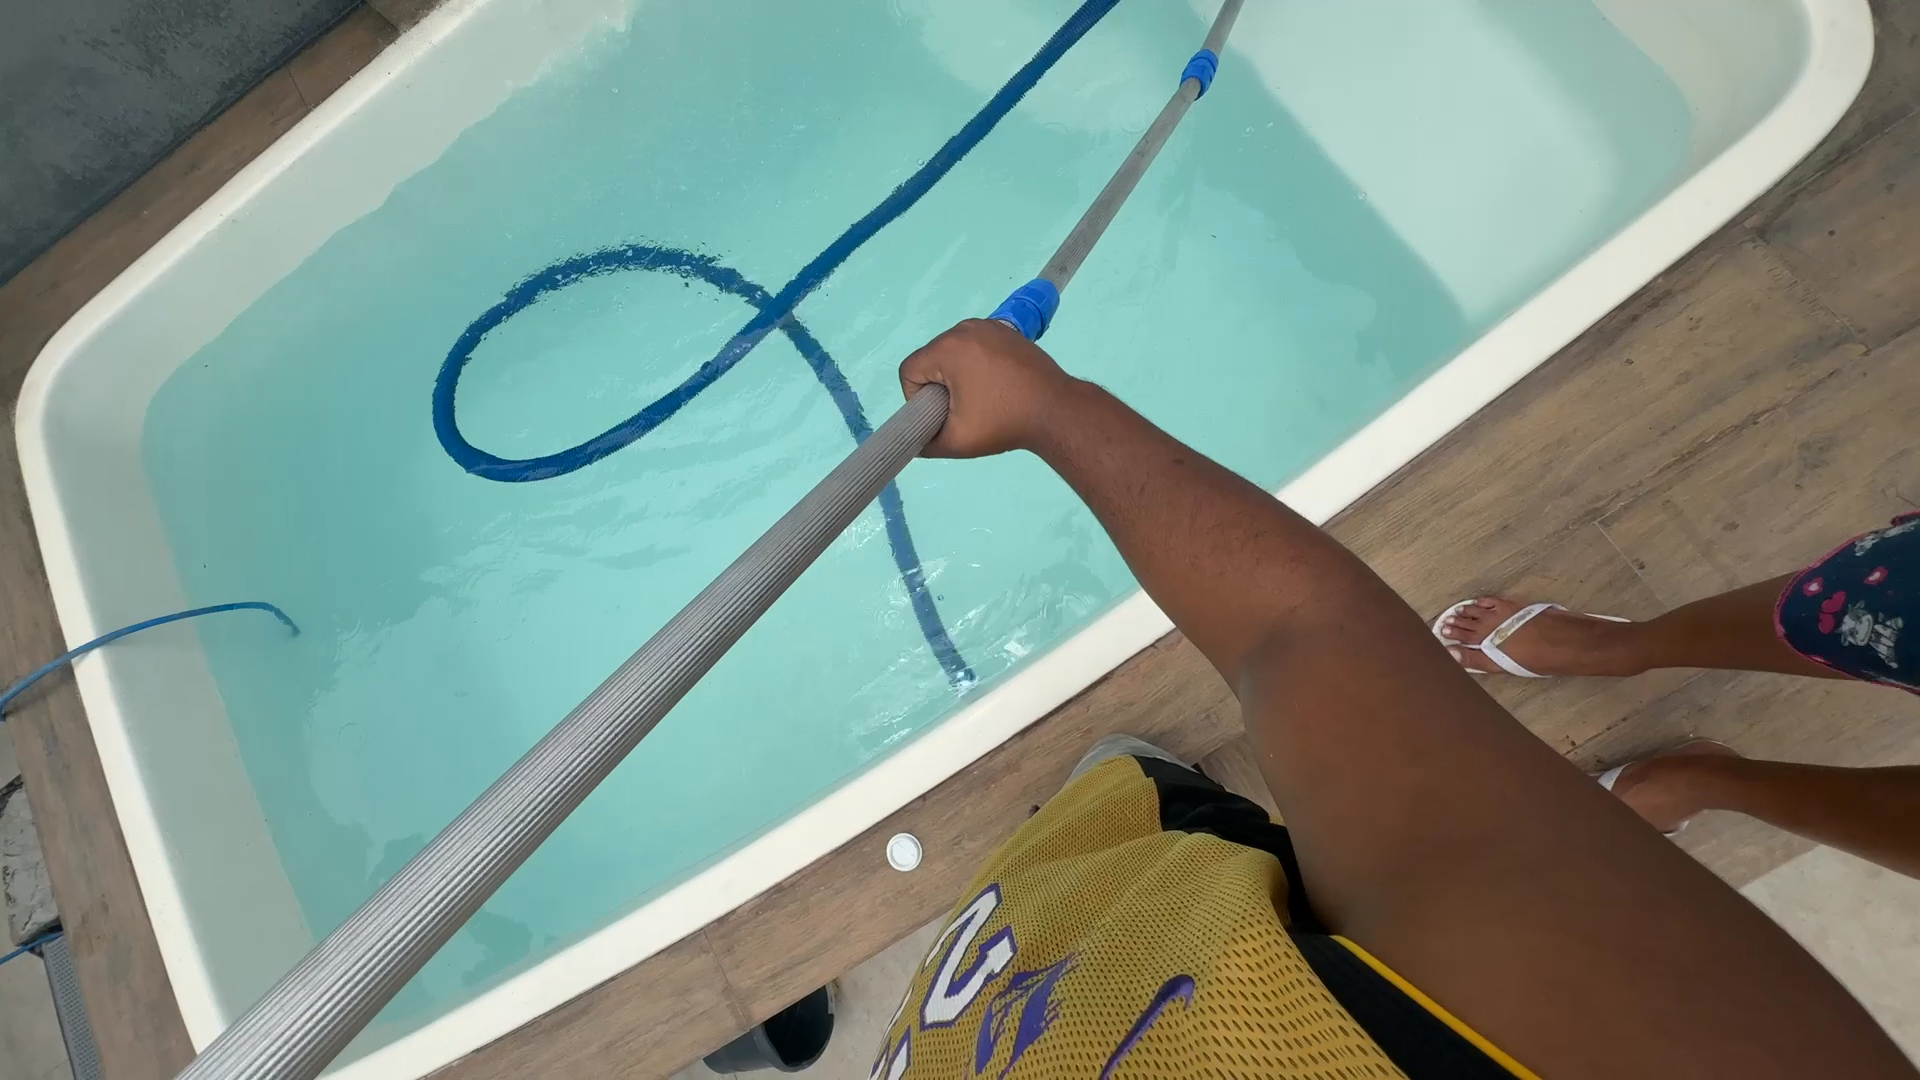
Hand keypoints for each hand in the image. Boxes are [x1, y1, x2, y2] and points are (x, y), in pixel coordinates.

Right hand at [899, 319, 1079, 457]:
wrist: (1055, 411)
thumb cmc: (1004, 424)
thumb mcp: (957, 442)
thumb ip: (926, 444)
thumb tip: (917, 442)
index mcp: (948, 349)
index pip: (909, 370)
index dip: (917, 398)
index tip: (941, 414)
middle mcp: (964, 328)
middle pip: (931, 358)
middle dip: (938, 384)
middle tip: (964, 409)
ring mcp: (988, 325)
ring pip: (953, 351)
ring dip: (957, 374)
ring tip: (982, 397)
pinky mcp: (1006, 331)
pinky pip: (976, 346)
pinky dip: (978, 364)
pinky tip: (997, 384)